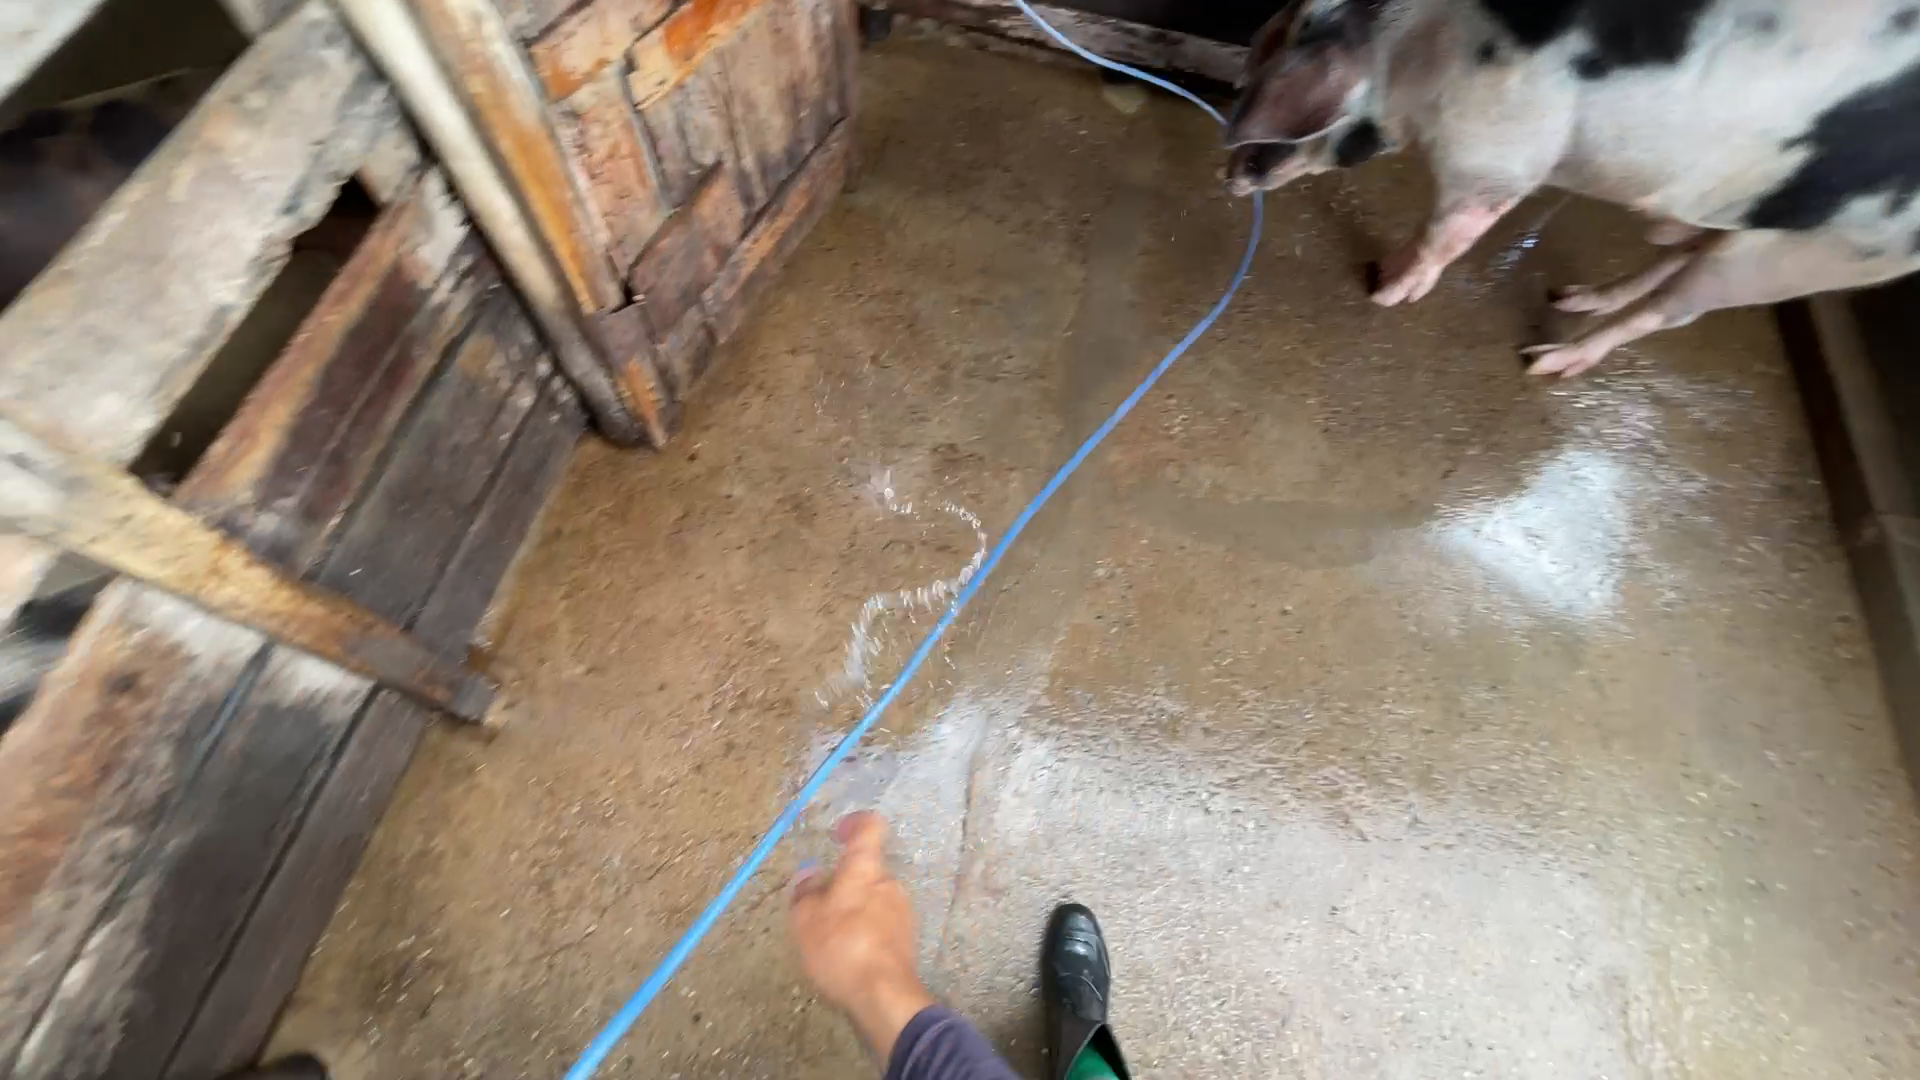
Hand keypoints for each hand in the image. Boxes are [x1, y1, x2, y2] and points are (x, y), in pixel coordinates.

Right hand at [789, 812, 935, 1060]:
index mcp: (865, 868)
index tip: (839, 832)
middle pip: (867, 870)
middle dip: (846, 882)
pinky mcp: (907, 937)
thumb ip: (805, 892)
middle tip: (820, 906)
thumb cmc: (842, 946)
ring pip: (874, 898)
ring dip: (856, 908)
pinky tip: (851, 954)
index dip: (855, 823)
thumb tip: (809, 873)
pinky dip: (867, 930)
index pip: (870, 827)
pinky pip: (882, 923)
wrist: (884, 994)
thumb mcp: (806, 919)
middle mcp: (889, 881)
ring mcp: (902, 909)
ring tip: (832, 937)